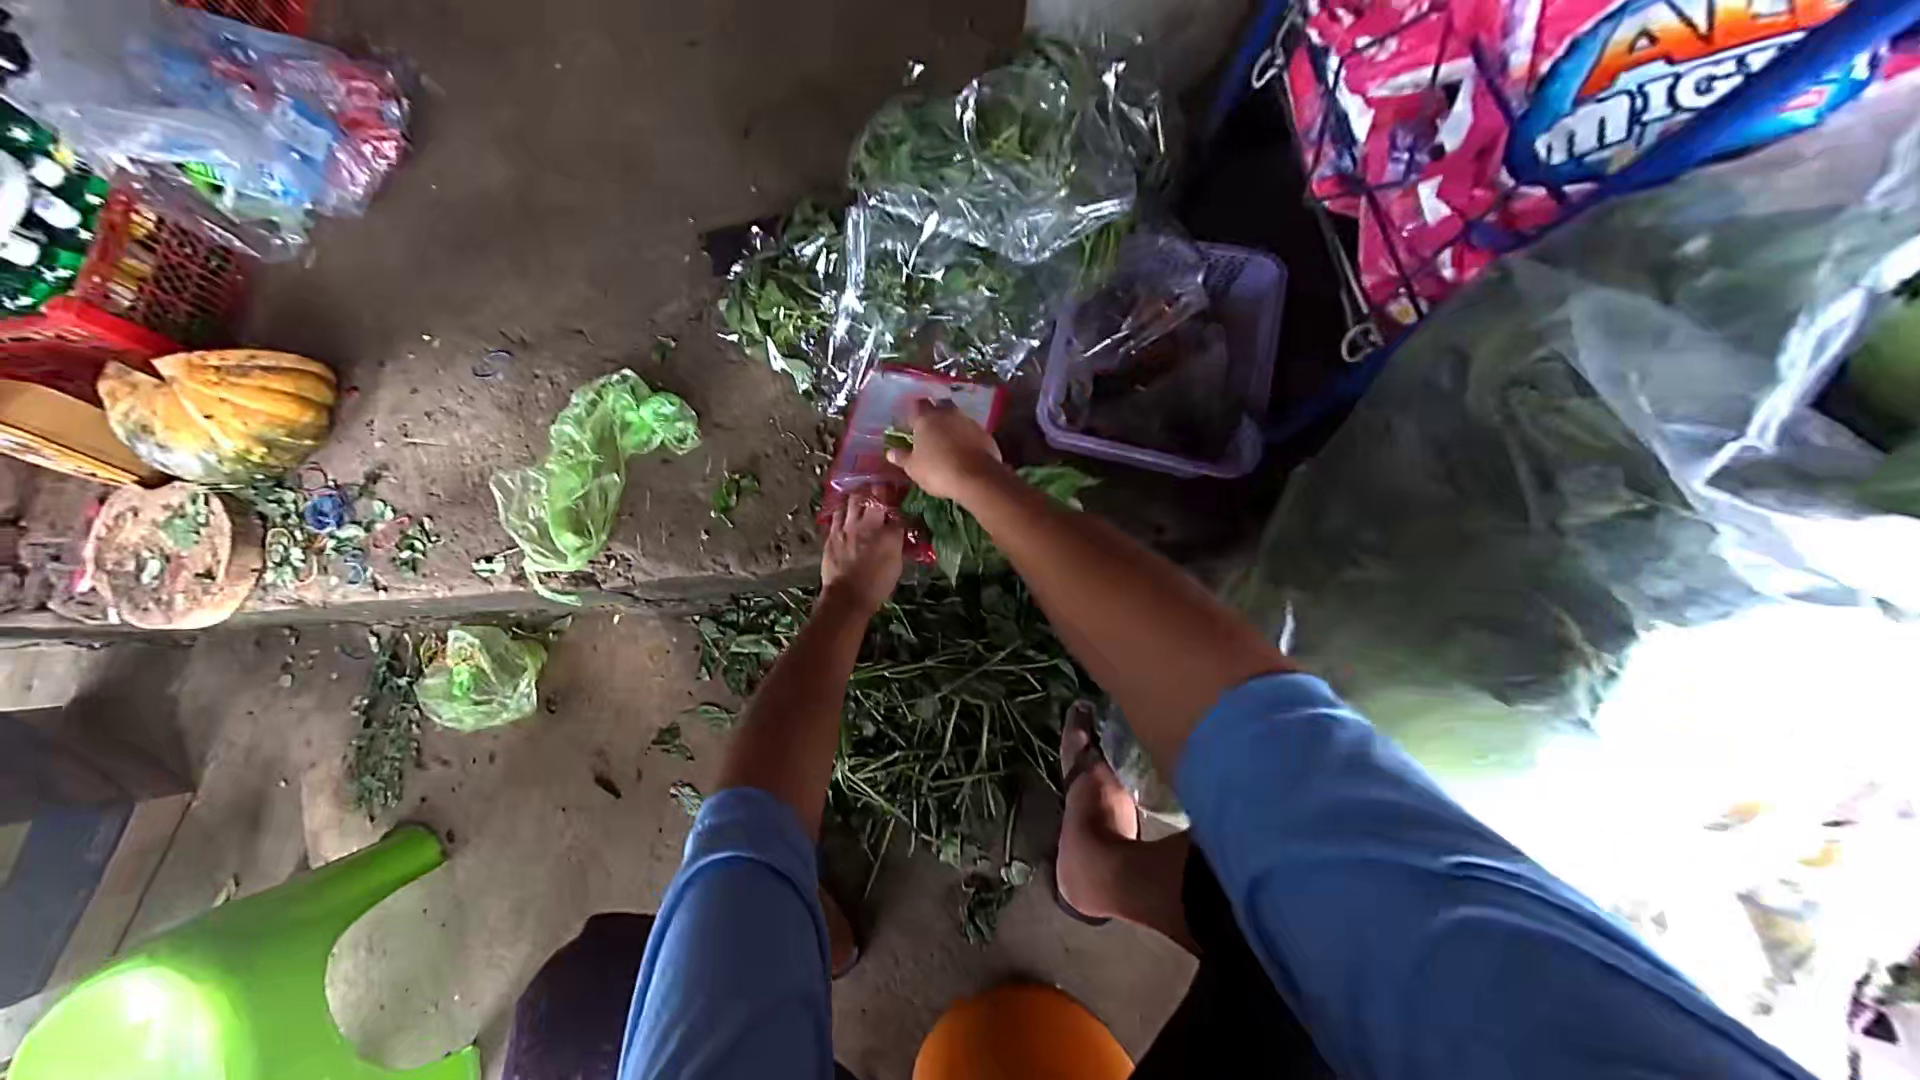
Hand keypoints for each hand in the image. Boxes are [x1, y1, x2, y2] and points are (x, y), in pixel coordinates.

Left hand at [820, 492, 903, 612]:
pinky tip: (846, 511)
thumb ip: (897, 543)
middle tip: (881, 490)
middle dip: (879, 490)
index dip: (900, 504)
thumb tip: (898, 531)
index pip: (898, 512)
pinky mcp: (832, 533)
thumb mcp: (896, 564)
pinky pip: (838, 513)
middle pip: (875, 496)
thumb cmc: (877, 585)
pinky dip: (843, 509)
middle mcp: (869, 525)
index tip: (902, 501)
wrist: (848, 596)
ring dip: (859, 496)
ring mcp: (848, 527)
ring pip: (853, 499)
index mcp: (889, 534)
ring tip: (862, 496)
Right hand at [885, 399, 1005, 499]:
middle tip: (930, 427)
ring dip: (952, 424)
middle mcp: (948, 414)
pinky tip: (964, 449)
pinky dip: (966, 436)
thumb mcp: (914, 468)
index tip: (911, 422)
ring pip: (957, 417)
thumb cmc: (938, 471)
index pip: (917, 406)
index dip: (914, 412)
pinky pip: (971, 430)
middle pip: (940, 405)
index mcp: (926, 419)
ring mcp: (969, 422)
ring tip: (947, 440)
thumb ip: (902, 457)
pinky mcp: (985, 433)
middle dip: (935, 412)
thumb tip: (890, 453)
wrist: (976, 478)